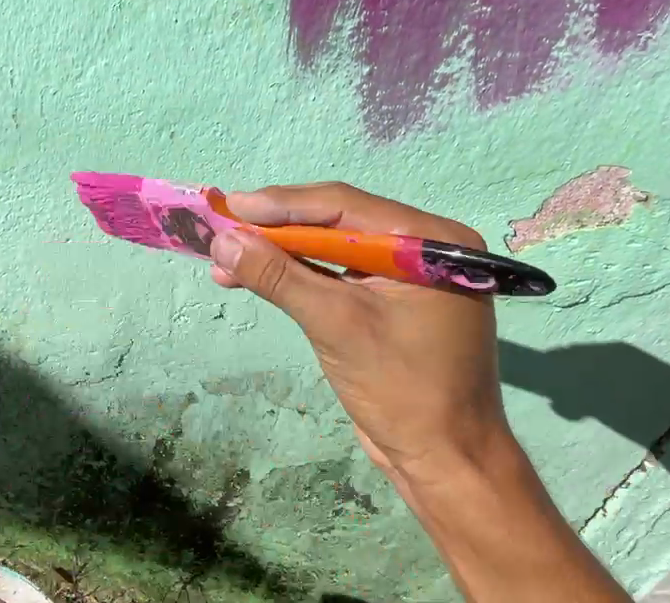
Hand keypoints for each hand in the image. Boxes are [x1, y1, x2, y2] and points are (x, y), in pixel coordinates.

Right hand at [210, 182, 509, 486]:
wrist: (447, 465)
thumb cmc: (403, 390)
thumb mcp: (335, 324)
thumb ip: (278, 275)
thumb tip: (221, 239)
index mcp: (429, 241)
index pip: (344, 206)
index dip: (281, 204)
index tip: (231, 206)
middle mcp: (423, 246)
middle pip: (334, 221)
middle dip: (275, 227)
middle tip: (224, 225)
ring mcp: (408, 273)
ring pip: (330, 245)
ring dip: (278, 252)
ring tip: (226, 257)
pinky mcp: (391, 298)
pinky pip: (336, 271)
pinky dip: (296, 274)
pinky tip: (254, 276)